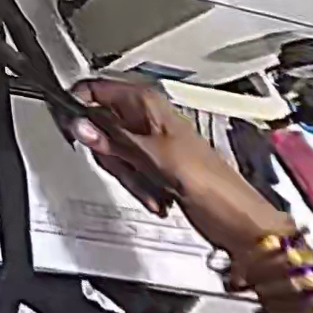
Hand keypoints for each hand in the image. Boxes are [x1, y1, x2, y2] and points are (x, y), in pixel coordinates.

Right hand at [70, 79, 294, 256]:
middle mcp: (146, 116)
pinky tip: (154, 195)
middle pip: (100, 122)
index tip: (72, 127)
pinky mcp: (153, 163)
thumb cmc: (210, 183)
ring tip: (147, 185)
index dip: (80, 105)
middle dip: (109, 151)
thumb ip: (112, 138)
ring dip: (126, 173)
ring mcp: (149, 140)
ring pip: (111, 148)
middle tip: (124, 165)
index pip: (96, 88)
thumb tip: (79, 124)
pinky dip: (136, 184)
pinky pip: (126, 168)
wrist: (240, 224)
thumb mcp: (152, 156)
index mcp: (147, 101)